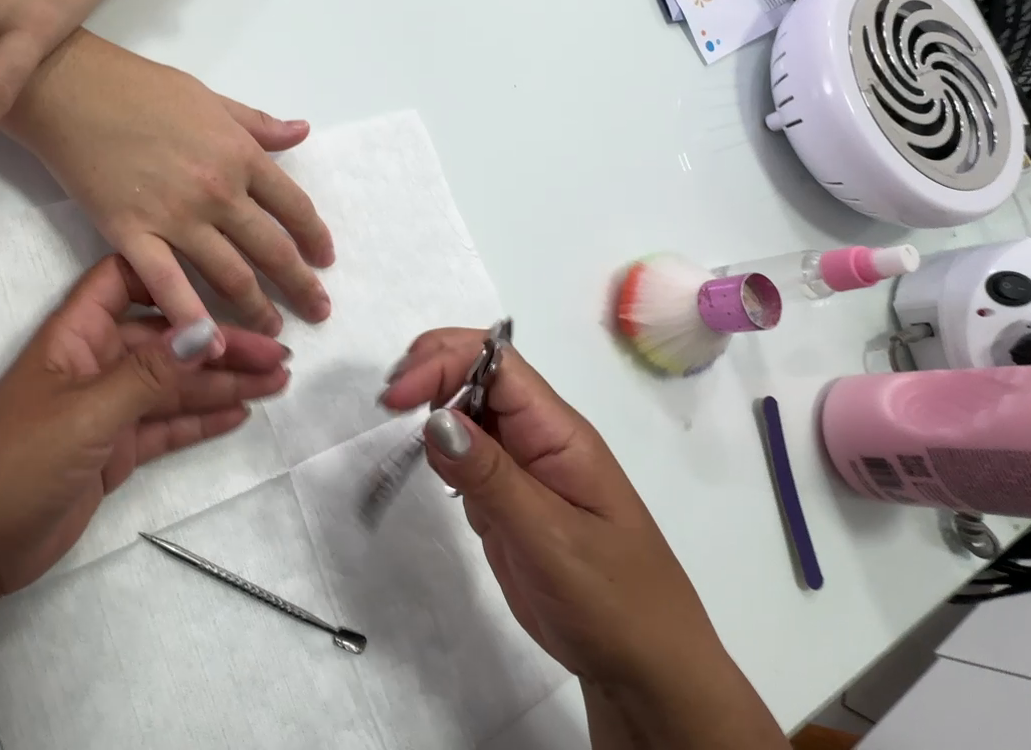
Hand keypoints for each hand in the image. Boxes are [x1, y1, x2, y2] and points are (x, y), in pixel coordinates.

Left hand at [0, 256, 290, 595]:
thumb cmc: (18, 461)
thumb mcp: (87, 412)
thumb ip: (150, 373)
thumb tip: (207, 331)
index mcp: (77, 335)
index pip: (124, 281)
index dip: (170, 276)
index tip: (225, 281)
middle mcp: (96, 363)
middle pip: (166, 341)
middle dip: (220, 346)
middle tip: (279, 356)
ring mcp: (106, 408)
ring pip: (174, 386)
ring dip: (222, 383)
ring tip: (277, 382)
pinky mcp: (114, 450)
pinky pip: (166, 426)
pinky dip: (202, 418)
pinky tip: (240, 412)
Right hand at [8, 33, 334, 334]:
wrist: (72, 89)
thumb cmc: (141, 88)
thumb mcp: (210, 98)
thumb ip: (257, 123)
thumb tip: (302, 131)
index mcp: (241, 155)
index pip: (294, 207)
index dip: (315, 237)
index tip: (324, 259)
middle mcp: (219, 191)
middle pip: (271, 249)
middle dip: (301, 285)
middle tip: (318, 311)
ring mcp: (176, 217)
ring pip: (230, 274)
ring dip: (258, 309)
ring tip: (274, 332)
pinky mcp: (132, 235)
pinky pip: (168, 285)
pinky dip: (192, 318)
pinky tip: (213, 345)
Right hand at [381, 330, 787, 749]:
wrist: (644, 668)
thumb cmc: (612, 600)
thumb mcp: (550, 537)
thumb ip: (490, 477)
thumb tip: (434, 418)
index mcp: (557, 432)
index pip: (495, 364)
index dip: (442, 363)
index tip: (395, 399)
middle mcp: (537, 438)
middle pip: (478, 375)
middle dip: (429, 372)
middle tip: (387, 404)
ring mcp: (520, 469)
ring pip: (467, 414)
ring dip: (428, 409)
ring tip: (393, 429)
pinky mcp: (505, 501)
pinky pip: (464, 458)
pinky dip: (436, 453)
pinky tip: (424, 468)